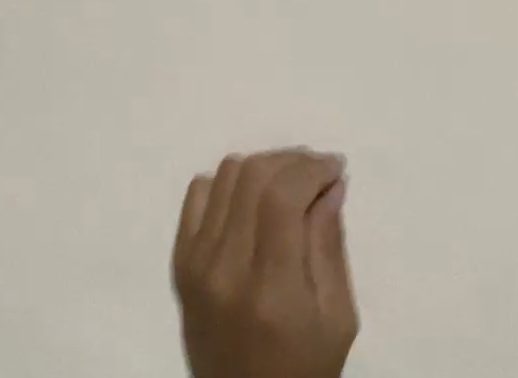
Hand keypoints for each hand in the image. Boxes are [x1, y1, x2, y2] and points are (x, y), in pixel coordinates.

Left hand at [171, 148, 357, 377]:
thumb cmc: (304, 367)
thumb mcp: (338, 317)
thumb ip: (330, 244)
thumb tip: (330, 183)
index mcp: (271, 289)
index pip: (281, 198)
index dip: (310, 169)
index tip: (335, 166)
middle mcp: (224, 268)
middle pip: (251, 177)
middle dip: (292, 160)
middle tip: (318, 170)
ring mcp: (195, 262)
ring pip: (224, 176)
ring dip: (262, 167)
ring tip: (289, 183)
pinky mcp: (179, 261)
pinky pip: (197, 193)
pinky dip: (227, 183)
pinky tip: (250, 200)